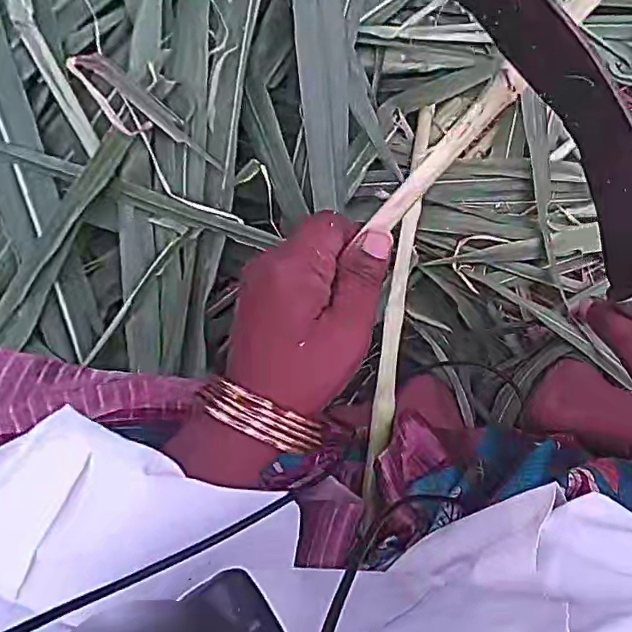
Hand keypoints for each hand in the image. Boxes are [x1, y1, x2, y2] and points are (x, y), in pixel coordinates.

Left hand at [166, 214, 391, 485]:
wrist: (258, 408)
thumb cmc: (307, 374)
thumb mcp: (348, 328)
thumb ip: (363, 278)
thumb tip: (378, 236)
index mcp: (292, 264)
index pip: (332, 223)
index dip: (358, 242)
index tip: (368, 278)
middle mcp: (267, 260)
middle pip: (317, 239)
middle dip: (342, 265)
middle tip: (350, 309)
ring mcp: (255, 277)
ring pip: (305, 258)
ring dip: (325, 279)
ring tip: (330, 322)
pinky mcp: (252, 293)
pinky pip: (289, 275)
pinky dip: (307, 291)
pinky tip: (310, 325)